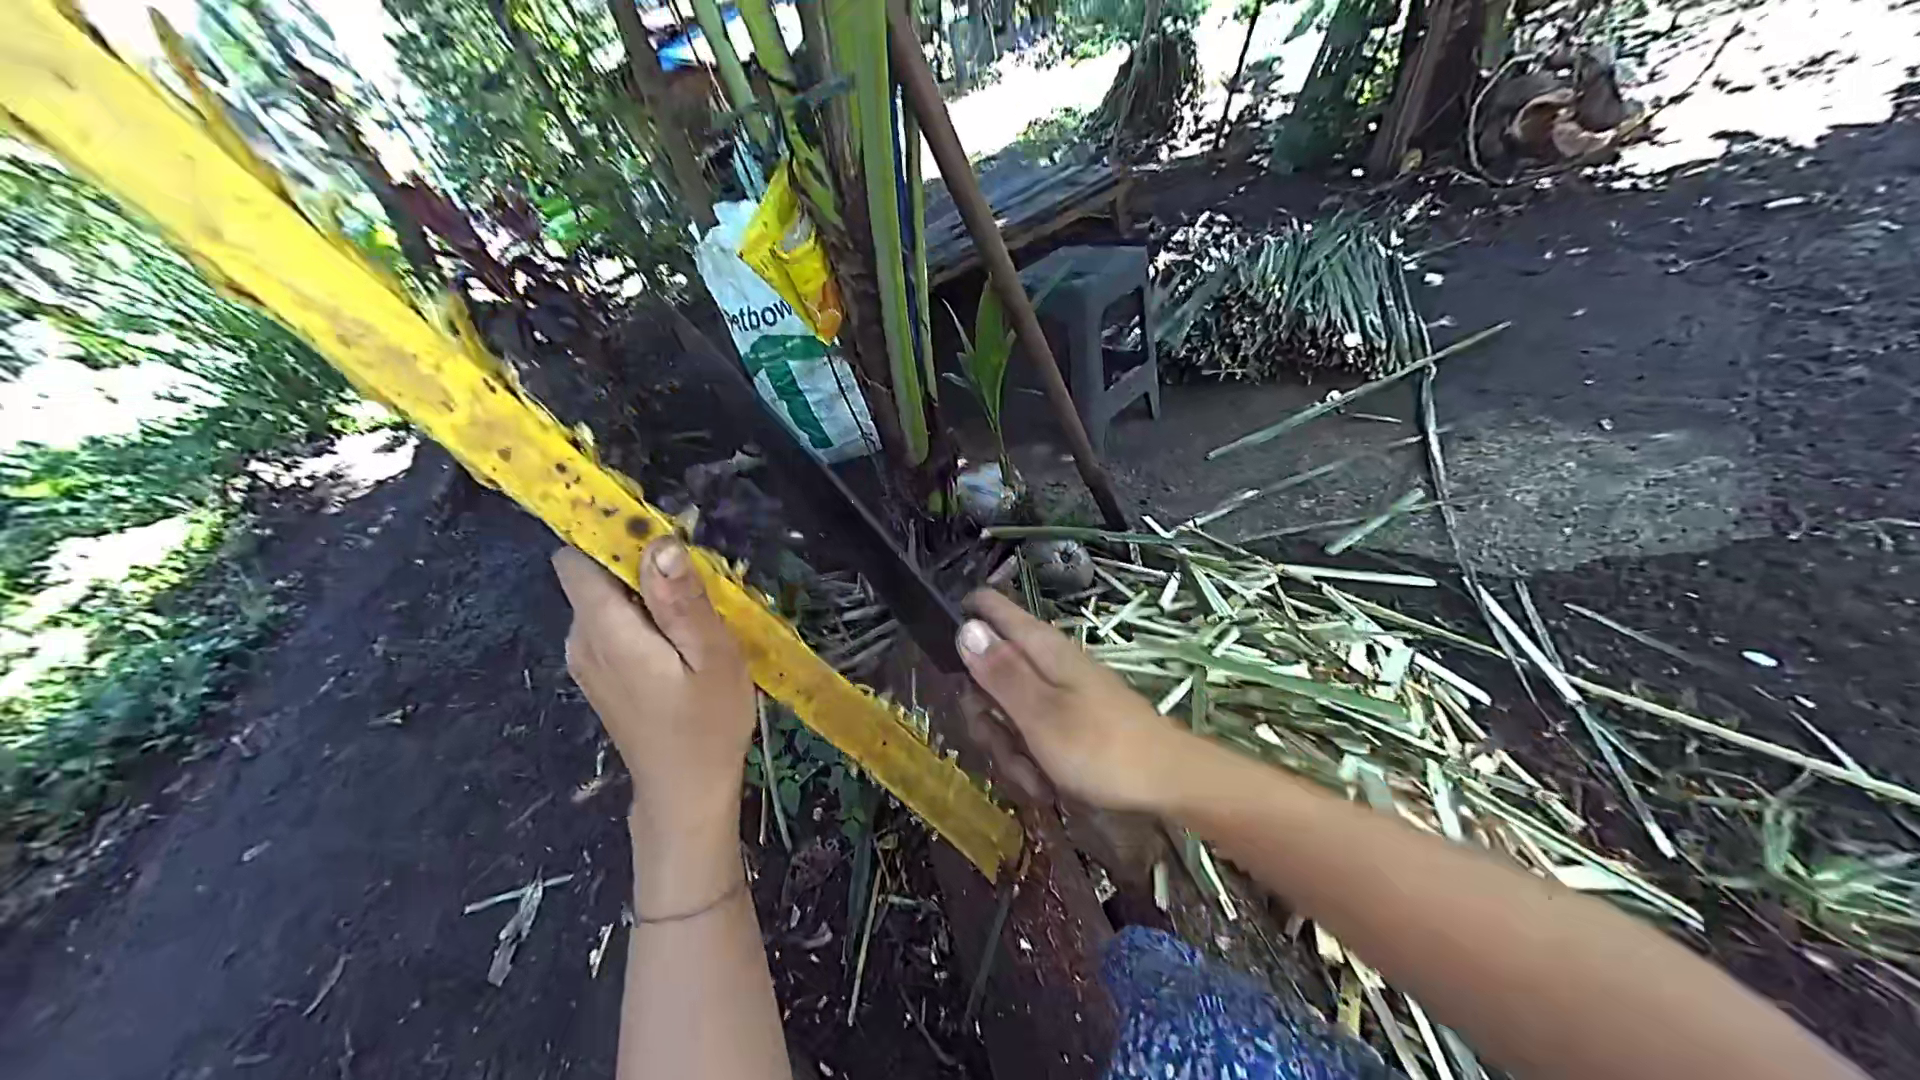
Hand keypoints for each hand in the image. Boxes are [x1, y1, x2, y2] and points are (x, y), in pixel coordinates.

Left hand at [552, 540, 753, 913]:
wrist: (686, 791)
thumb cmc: (707, 723)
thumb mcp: (711, 657)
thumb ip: (682, 600)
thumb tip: (660, 544)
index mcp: (604, 630)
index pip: (576, 558)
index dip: (612, 537)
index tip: (661, 538)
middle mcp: (580, 640)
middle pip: (594, 576)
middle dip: (639, 566)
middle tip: (697, 585)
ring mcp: (585, 661)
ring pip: (605, 600)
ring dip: (644, 594)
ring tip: (694, 617)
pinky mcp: (599, 676)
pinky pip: (611, 626)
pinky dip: (641, 620)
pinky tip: (680, 645)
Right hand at [955, 589, 1195, 812]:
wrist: (1167, 783)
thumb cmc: (1101, 747)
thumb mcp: (1040, 713)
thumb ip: (1000, 671)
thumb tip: (965, 627)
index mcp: (1041, 647)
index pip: (991, 609)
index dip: (964, 625)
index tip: (949, 664)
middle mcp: (1047, 662)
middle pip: (989, 672)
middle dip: (986, 715)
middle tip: (1001, 743)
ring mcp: (1059, 693)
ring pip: (1006, 710)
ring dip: (1009, 748)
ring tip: (1033, 776)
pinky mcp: (1069, 721)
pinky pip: (1030, 732)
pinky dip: (1031, 760)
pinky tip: (1045, 784)